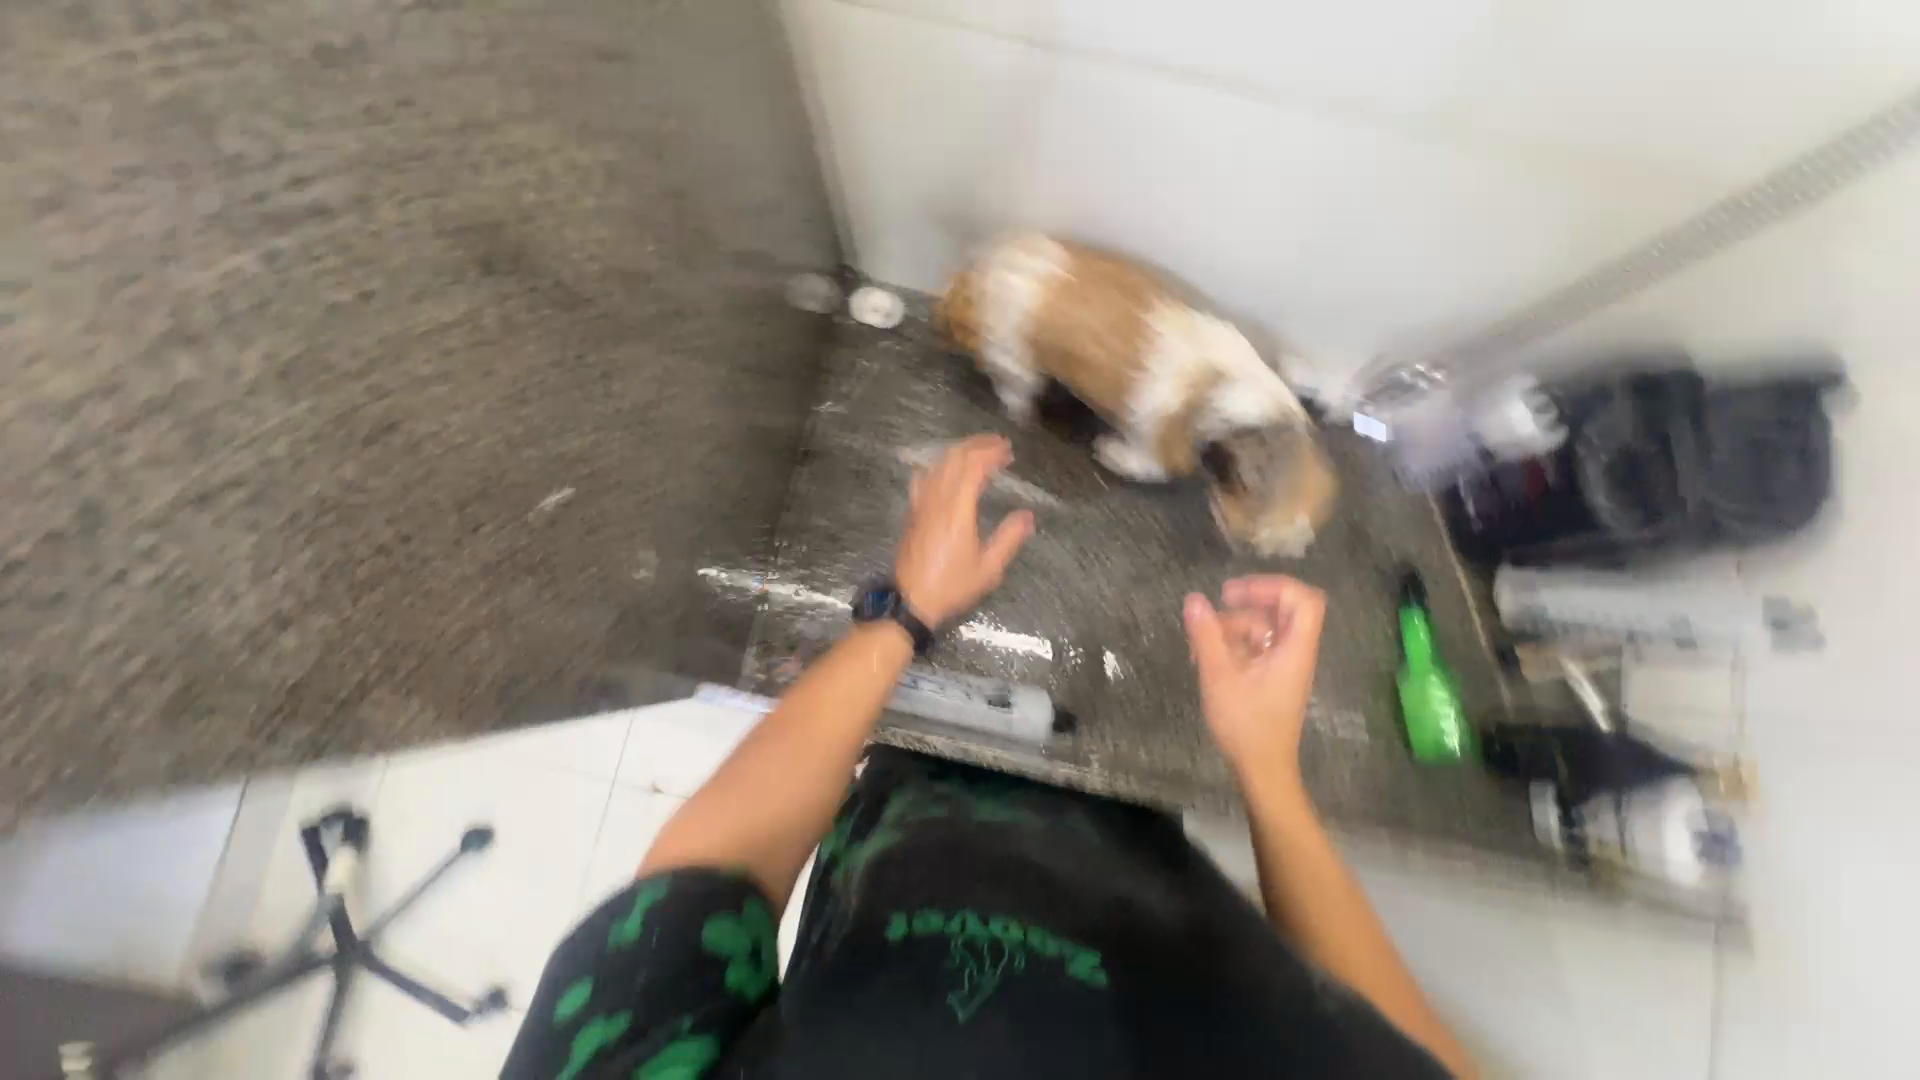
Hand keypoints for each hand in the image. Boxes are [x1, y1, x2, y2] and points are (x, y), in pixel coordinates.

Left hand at [896, 434, 1035, 624]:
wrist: (911, 601)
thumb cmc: (952, 586)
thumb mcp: (989, 569)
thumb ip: (1009, 538)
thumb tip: (1027, 516)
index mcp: (958, 510)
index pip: (974, 467)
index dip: (991, 453)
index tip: (1009, 451)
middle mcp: (937, 500)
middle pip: (954, 458)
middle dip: (977, 445)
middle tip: (998, 445)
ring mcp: (921, 505)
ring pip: (938, 464)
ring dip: (959, 453)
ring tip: (978, 454)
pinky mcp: (913, 513)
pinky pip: (924, 479)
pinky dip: (939, 467)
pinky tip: (945, 471)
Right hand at [1183, 576, 1325, 782]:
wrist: (1261, 768)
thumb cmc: (1246, 723)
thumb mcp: (1219, 675)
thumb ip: (1207, 634)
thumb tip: (1194, 599)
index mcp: (1295, 649)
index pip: (1303, 599)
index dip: (1272, 585)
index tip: (1235, 593)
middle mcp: (1295, 651)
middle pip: (1282, 609)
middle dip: (1246, 603)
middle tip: (1217, 604)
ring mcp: (1284, 665)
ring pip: (1263, 628)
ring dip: (1231, 627)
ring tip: (1199, 644)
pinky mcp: (1271, 677)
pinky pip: (1256, 647)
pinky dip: (1232, 645)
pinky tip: (1204, 658)